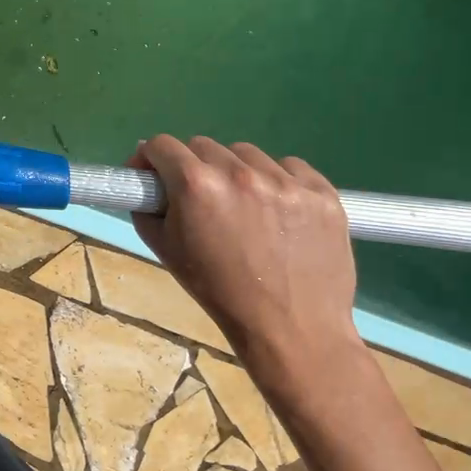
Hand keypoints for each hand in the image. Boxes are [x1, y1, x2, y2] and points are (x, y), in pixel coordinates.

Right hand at [128, 135, 358, 378]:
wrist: (290, 326)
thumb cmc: (215, 286)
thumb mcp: (161, 244)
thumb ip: (146, 203)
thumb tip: (146, 178)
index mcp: (195, 184)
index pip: (161, 144)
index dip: (150, 159)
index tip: (153, 177)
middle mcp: (239, 174)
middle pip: (203, 145)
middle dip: (191, 164)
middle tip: (198, 196)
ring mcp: (287, 184)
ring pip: (246, 154)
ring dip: (234, 169)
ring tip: (241, 201)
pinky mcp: (324, 196)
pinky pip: (292, 166)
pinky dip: (278, 177)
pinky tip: (276, 204)